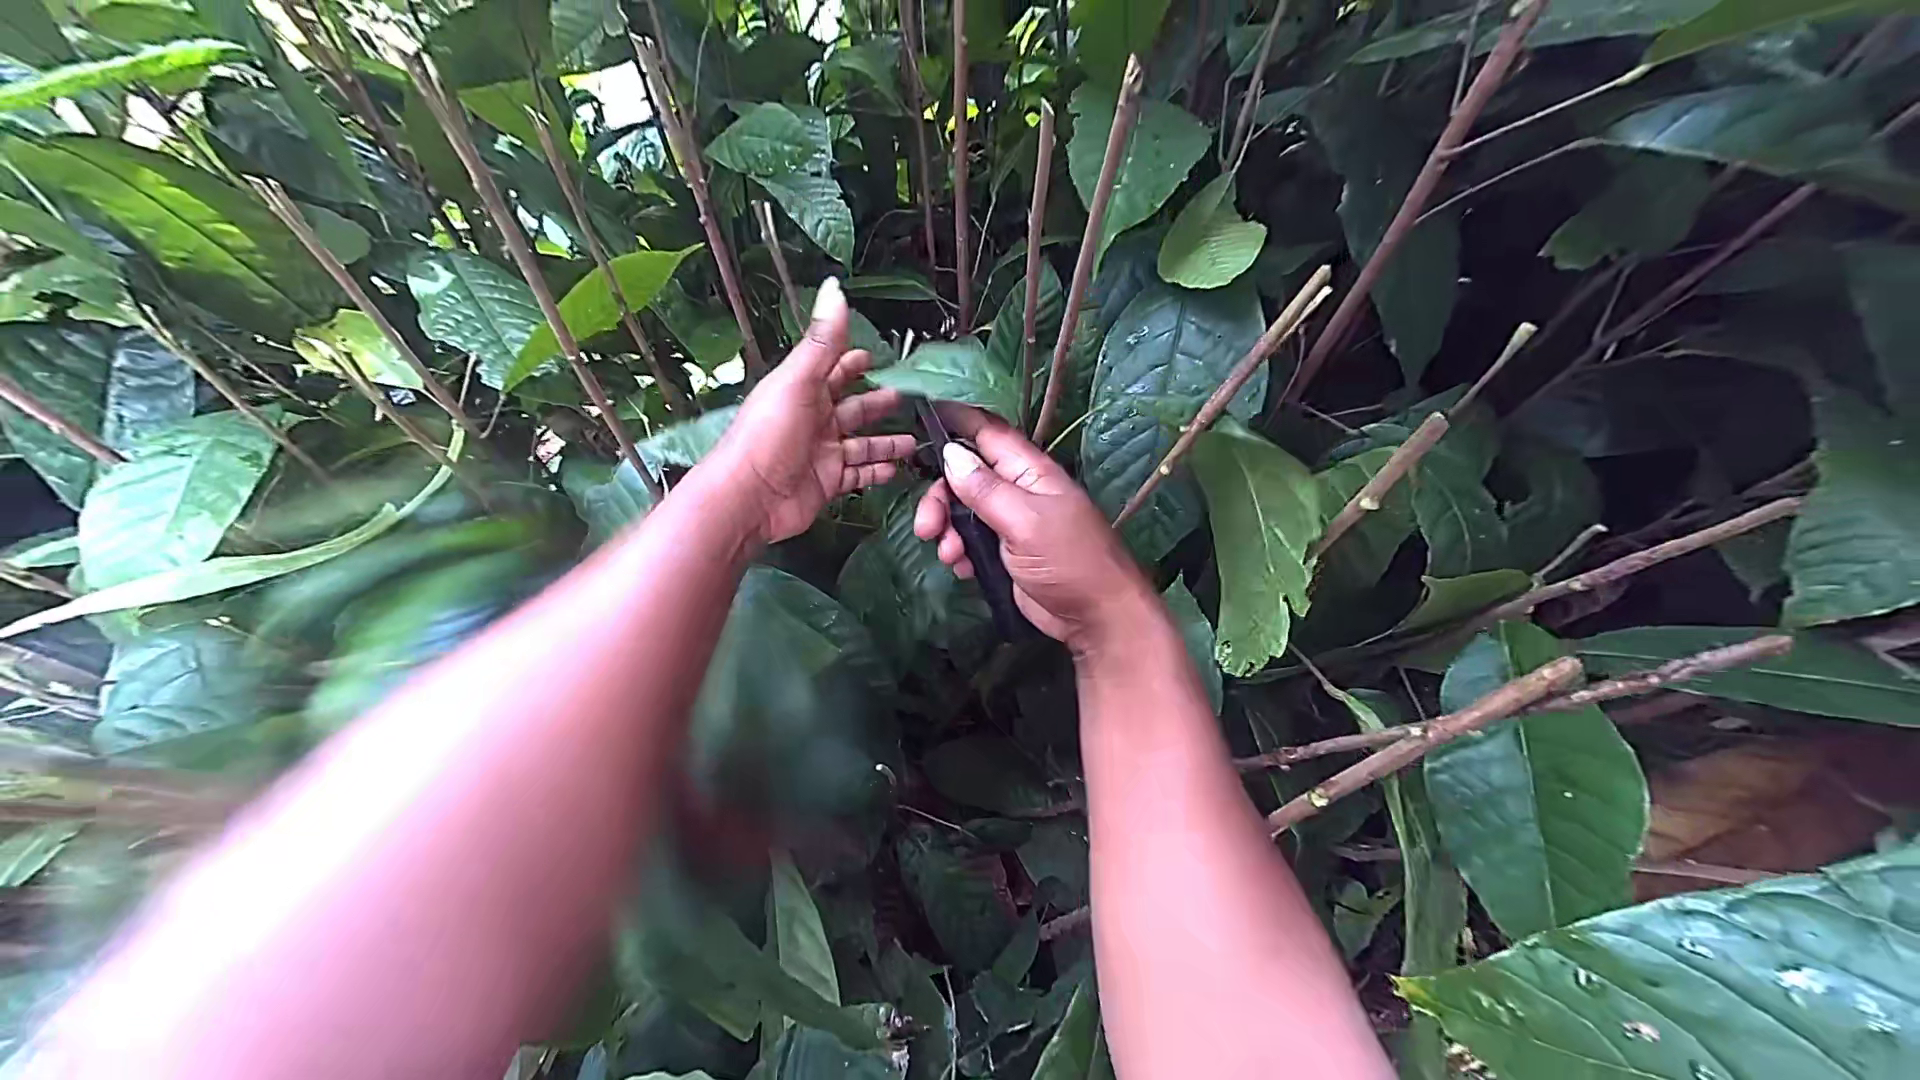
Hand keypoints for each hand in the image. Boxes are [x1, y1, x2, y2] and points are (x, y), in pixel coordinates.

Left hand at [702, 279, 915, 543]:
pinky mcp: (827, 482)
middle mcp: (814, 420)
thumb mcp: (797, 381)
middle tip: (905, 398)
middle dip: (879, 403)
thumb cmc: (766, 437)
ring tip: (913, 442)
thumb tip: (835, 290)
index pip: (834, 370)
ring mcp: (822, 453)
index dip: (854, 362)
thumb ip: (822, 341)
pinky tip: (894, 469)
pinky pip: (859, 475)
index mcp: (804, 391)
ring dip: (886, 443)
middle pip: (854, 408)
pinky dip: (877, 472)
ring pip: (863, 444)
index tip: (875, 356)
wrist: (748, 496)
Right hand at [913, 406, 1156, 652]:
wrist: (1095, 618)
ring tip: (950, 555)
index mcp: (1029, 471)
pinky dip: (959, 551)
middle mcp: (1017, 489)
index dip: (955, 422)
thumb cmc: (1070, 562)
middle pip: (964, 475)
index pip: (987, 432)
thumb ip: (986, 489)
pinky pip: (970, 540)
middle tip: (926, 527)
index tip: (919, 418)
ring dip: (946, 529)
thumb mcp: (1025, 521)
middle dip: (940, 498)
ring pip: (962, 510)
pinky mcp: (1004, 551)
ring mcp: (1010, 521)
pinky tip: (963, 568)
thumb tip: (951, 453)